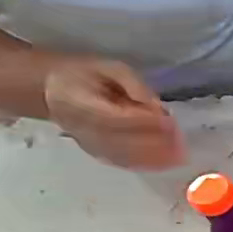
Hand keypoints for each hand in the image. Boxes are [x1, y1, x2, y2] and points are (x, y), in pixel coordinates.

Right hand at [43, 58, 185, 170]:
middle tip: (181, 141)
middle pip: (125, 141)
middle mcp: (85, 129)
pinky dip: (146, 164)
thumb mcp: (109, 67)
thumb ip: (134, 84)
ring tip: (180, 154)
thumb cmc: (84, 74)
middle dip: (156, 142)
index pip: (119, 119)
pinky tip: (166, 163)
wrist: (51, 90)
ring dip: (155, 157)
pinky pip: (124, 162)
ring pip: (126, 156)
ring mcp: (90, 144)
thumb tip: (157, 106)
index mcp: (83, 104)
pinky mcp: (97, 153)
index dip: (146, 123)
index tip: (171, 122)